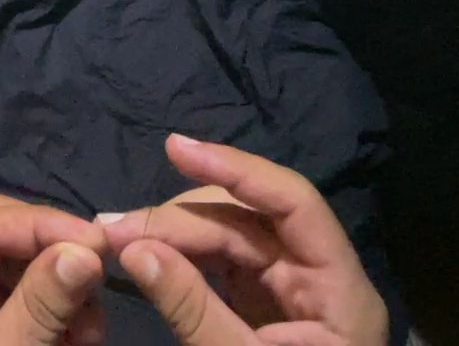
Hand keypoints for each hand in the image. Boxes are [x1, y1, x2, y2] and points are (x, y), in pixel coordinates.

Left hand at [0, 194, 109, 345]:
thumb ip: (40, 307)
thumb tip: (85, 248)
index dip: (41, 223)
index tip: (96, 242)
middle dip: (48, 248)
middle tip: (94, 276)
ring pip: (10, 258)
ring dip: (56, 281)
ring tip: (87, 329)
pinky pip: (16, 291)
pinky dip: (52, 306)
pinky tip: (75, 338)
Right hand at [98, 135, 386, 345]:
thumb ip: (193, 309)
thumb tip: (133, 246)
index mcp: (341, 290)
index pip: (292, 202)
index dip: (234, 168)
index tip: (175, 148)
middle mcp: (318, 273)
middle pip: (246, 217)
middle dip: (179, 217)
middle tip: (117, 227)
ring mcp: (289, 286)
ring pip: (227, 233)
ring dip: (171, 232)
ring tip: (121, 237)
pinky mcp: (263, 299)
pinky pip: (220, 259)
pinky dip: (180, 253)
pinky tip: (147, 251)